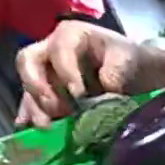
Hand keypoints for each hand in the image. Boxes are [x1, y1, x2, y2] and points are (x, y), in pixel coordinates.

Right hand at [14, 20, 138, 126]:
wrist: (136, 74)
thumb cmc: (129, 60)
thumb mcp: (128, 59)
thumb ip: (116, 70)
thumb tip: (105, 87)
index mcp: (71, 35)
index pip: (59, 50)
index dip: (65, 71)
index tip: (78, 94)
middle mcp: (52, 51)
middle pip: (28, 61)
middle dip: (36, 85)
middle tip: (53, 107)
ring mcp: (48, 73)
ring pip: (29, 85)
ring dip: (35, 106)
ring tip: (46, 126)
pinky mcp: (51, 94)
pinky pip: (34, 103)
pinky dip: (32, 115)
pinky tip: (30, 129)